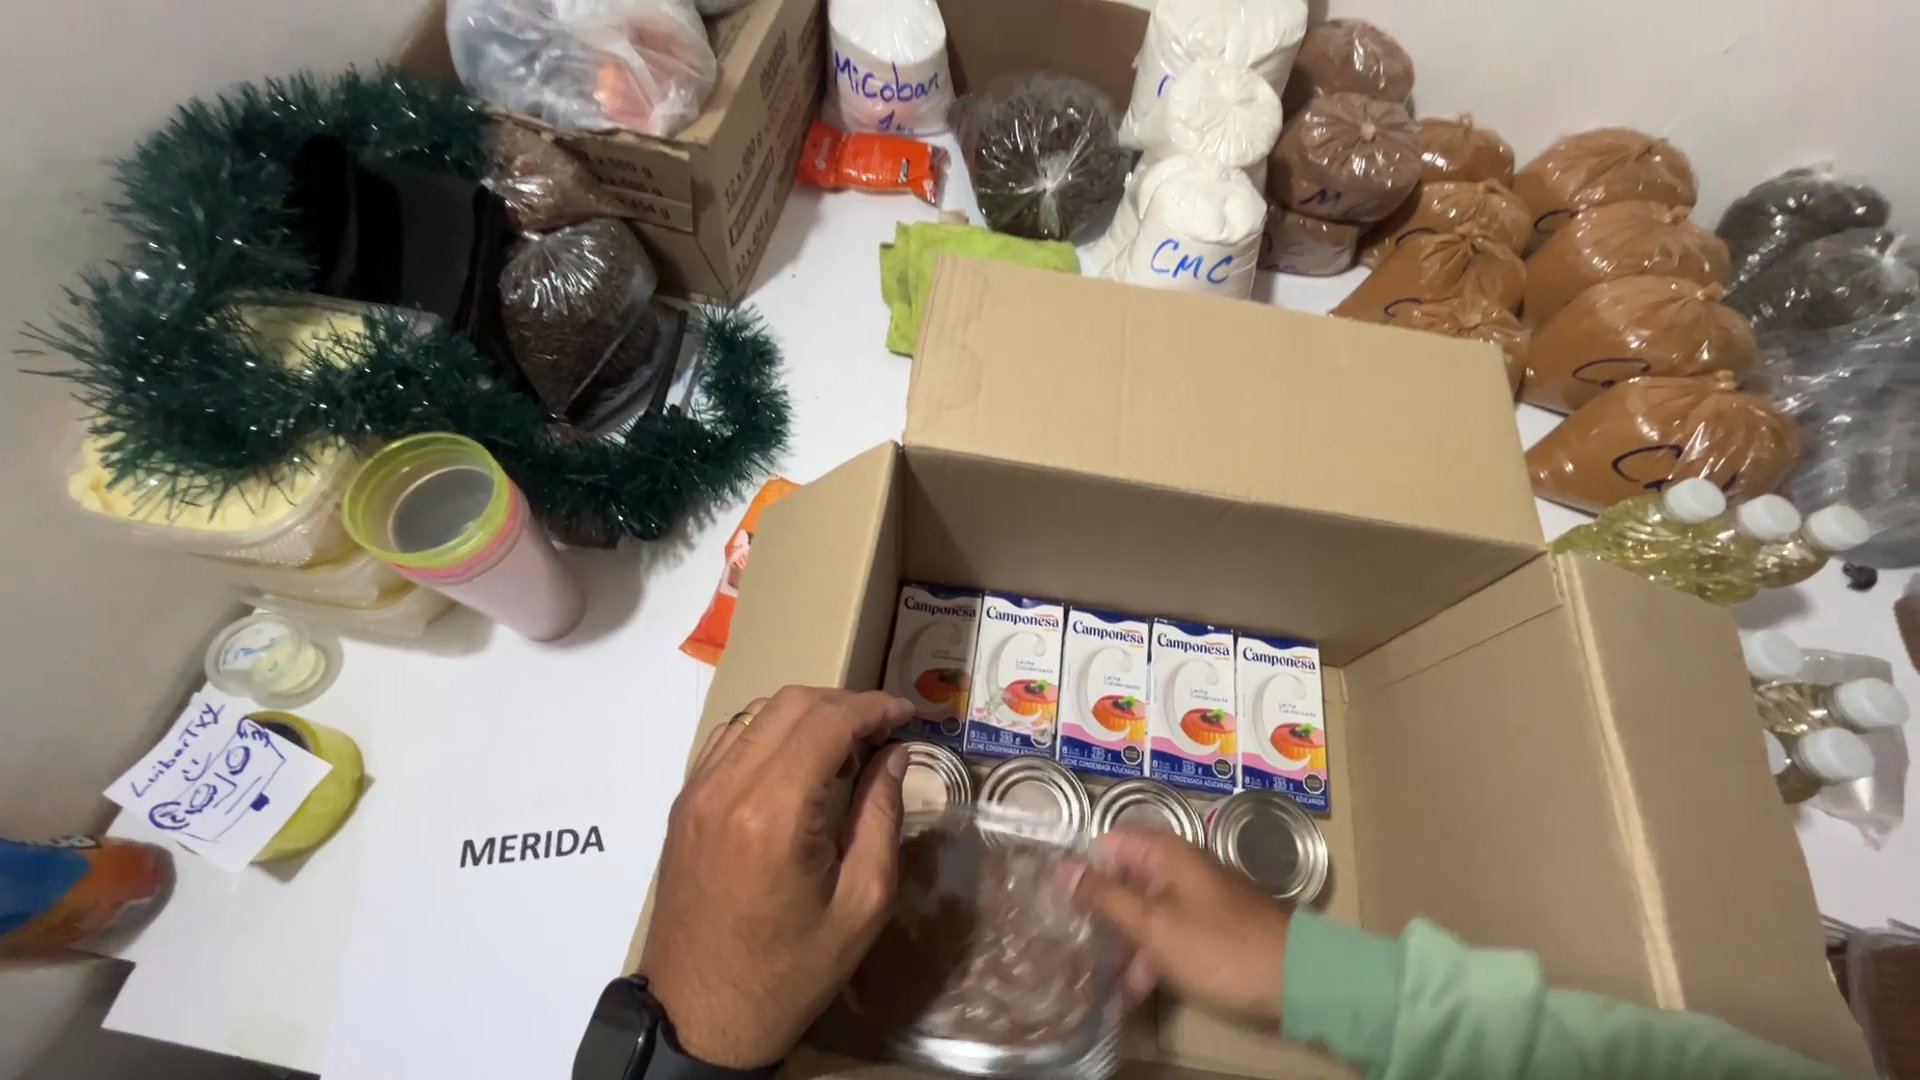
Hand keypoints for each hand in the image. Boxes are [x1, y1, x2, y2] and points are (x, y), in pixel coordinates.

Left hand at [641, 687, 913, 1067]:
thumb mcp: (862, 903)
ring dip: (810, 713)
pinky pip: (732, 736)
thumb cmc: (790, 970)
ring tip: (845, 748)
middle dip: (847, 704)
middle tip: (882, 733)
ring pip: (760, 710)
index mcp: (775, 813)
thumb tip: (894, 753)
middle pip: (794, 702)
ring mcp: (698, 789)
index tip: (907, 714)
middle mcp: (728, 786)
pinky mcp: (684, 800)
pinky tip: (798, 761)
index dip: (874, 707)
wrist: (699, 1017)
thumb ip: (881, 815)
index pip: (829, 721)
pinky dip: (773, 729)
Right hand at [1067, 828, 1291, 1022]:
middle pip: (1120, 880)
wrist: (1298, 981)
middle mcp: (1174, 866)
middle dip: (1095, 914)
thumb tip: (1061, 868)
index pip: (1105, 845)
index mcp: (1161, 852)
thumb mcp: (1152, 924)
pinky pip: (1162, 936)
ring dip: (1118, 947)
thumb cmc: (1218, 945)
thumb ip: (1104, 897)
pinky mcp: (1204, 929)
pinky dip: (1145, 961)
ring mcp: (1190, 898)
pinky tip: (1125, 999)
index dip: (1080, 870)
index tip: (1052, 901)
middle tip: (1062, 945)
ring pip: (1140, 913)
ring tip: (1088, 984)